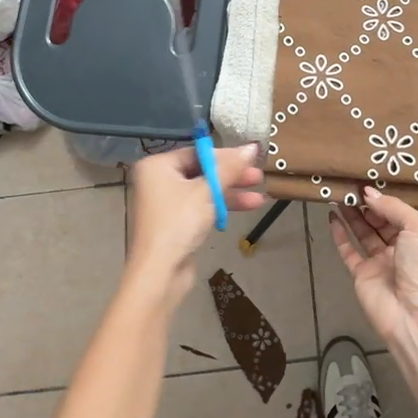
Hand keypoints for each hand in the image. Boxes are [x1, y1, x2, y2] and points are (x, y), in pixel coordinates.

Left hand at [126, 143, 264, 305]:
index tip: (251, 158)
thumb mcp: (207, 191)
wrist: (160, 272)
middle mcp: (159, 180)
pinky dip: (221, 206)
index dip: (226, 155)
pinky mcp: (176, 222)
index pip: (197, 152)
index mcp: (157, 166)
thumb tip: (252, 146)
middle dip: (232, 176)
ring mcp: (167, 203)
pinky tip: (245, 208)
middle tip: (258, 177)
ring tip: (259, 197)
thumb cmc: (179, 222)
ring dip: (231, 193)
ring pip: (204, 190)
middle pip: (202, 171)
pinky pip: (201, 206)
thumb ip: (230, 168)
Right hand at [329, 186, 417, 346]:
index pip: (398, 211)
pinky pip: (348, 251)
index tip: (365, 183)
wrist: (414, 315)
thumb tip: (369, 193)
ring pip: (363, 233)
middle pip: (379, 220)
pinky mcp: (361, 274)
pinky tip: (332, 218)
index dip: (383, 198)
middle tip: (348, 186)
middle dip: (366, 204)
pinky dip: (340, 235)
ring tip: (338, 196)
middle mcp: (399, 247)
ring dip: (351, 215)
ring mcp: (379, 261)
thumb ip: (393, 207)